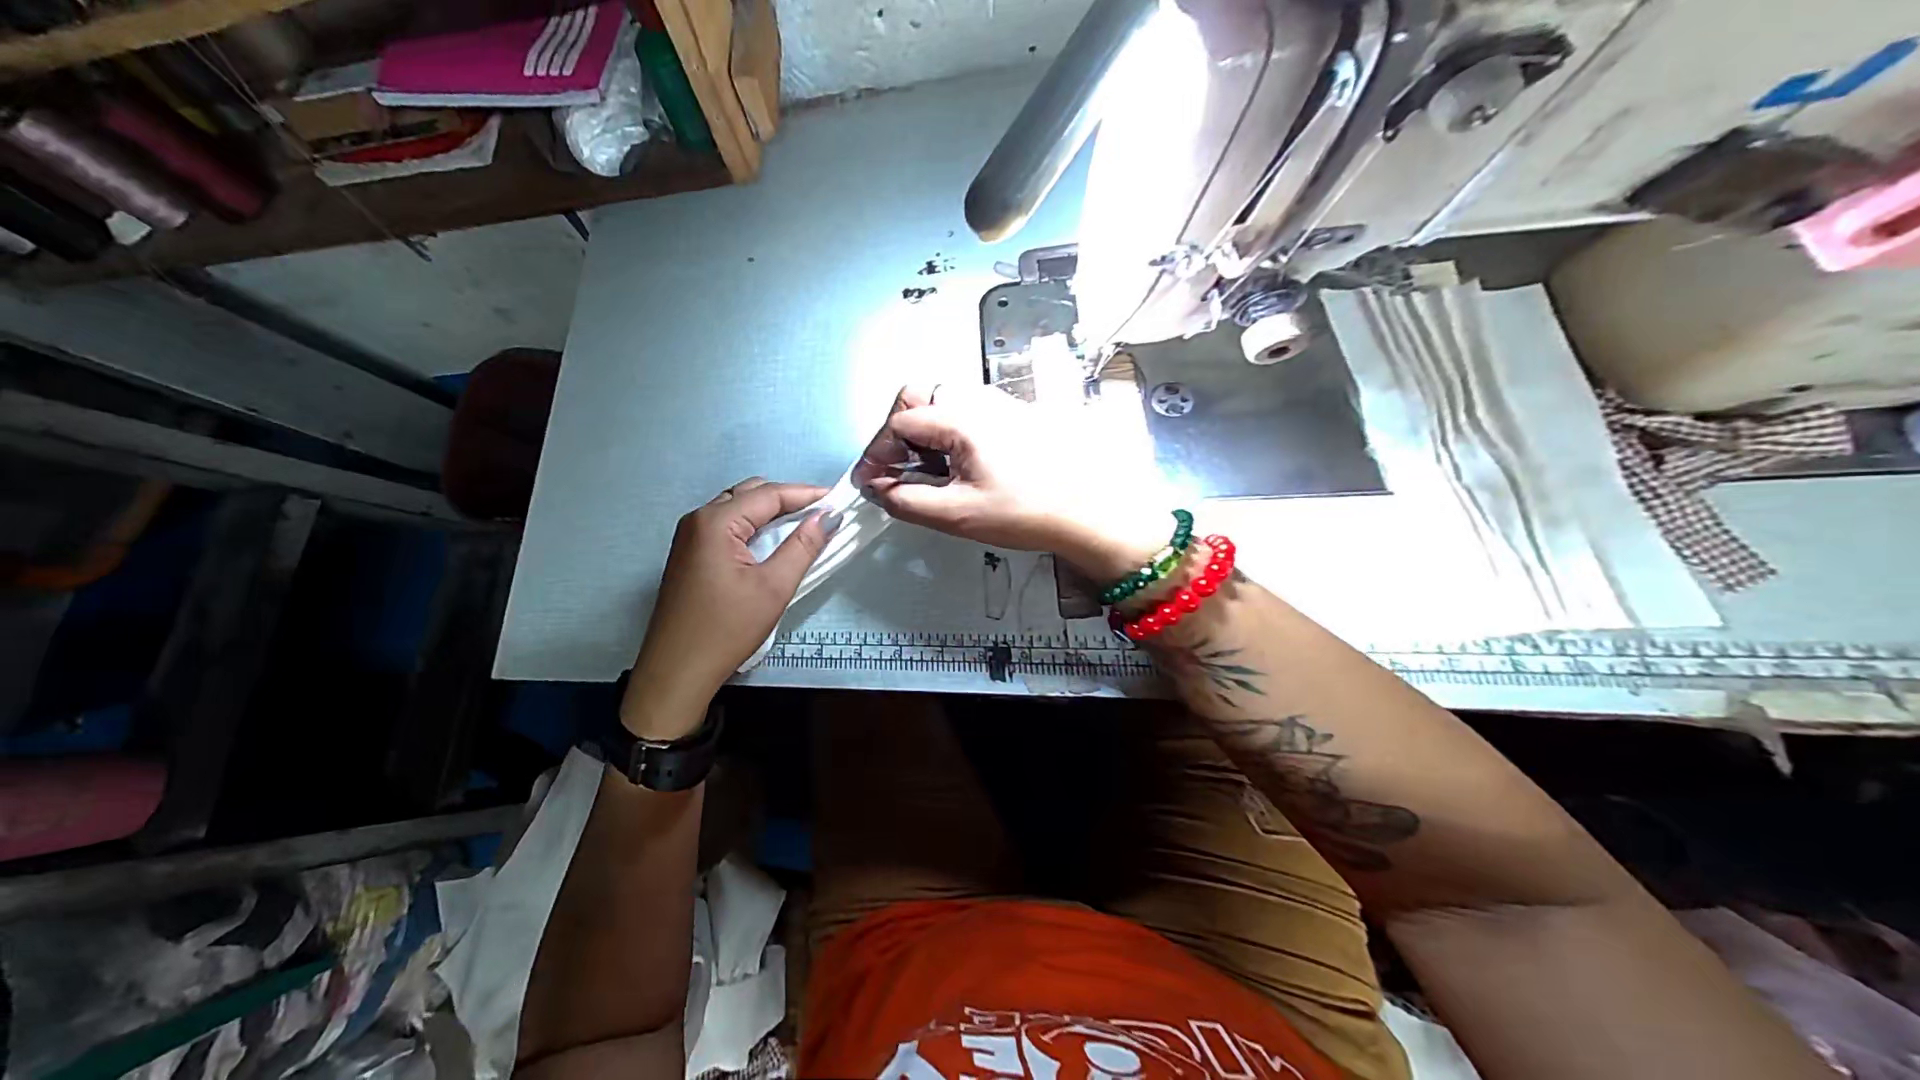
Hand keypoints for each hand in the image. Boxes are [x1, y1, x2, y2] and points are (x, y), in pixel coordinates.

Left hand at [624, 478, 830, 737]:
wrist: (677, 671)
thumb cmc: (727, 629)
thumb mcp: (774, 587)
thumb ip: (803, 546)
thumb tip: (826, 517)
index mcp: (716, 522)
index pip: (768, 494)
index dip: (805, 494)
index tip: (837, 499)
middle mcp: (698, 519)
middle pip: (750, 494)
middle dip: (787, 499)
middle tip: (821, 513)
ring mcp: (689, 537)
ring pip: (736, 508)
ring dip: (769, 513)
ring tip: (802, 525)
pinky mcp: (688, 555)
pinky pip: (726, 527)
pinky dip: (752, 527)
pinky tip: (772, 543)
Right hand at [853, 385, 1168, 578]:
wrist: (1090, 512)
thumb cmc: (1030, 511)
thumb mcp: (957, 514)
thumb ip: (906, 501)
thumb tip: (878, 490)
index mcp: (962, 418)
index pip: (899, 422)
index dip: (877, 452)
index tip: (871, 480)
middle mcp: (979, 400)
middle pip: (918, 398)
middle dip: (897, 433)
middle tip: (897, 471)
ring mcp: (998, 405)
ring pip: (942, 403)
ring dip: (923, 434)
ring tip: (929, 475)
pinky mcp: (1013, 416)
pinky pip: (966, 413)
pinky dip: (948, 435)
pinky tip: (958, 469)